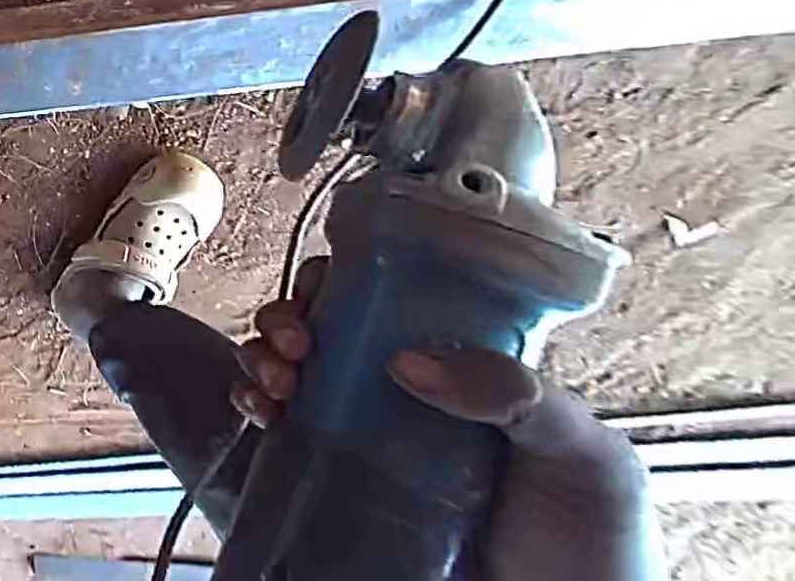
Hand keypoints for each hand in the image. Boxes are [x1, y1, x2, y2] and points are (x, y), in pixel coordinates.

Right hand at [232, 257, 662, 580]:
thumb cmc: (585, 552)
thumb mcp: (588, 462)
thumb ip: (520, 394)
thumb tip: (408, 360)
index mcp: (441, 365)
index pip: (373, 299)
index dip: (334, 283)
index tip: (321, 293)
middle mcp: (383, 385)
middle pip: (312, 322)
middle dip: (285, 318)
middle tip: (295, 344)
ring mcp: (344, 422)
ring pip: (277, 357)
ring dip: (259, 353)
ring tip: (277, 381)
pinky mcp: (313, 461)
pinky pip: (262, 412)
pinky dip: (247, 397)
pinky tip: (261, 411)